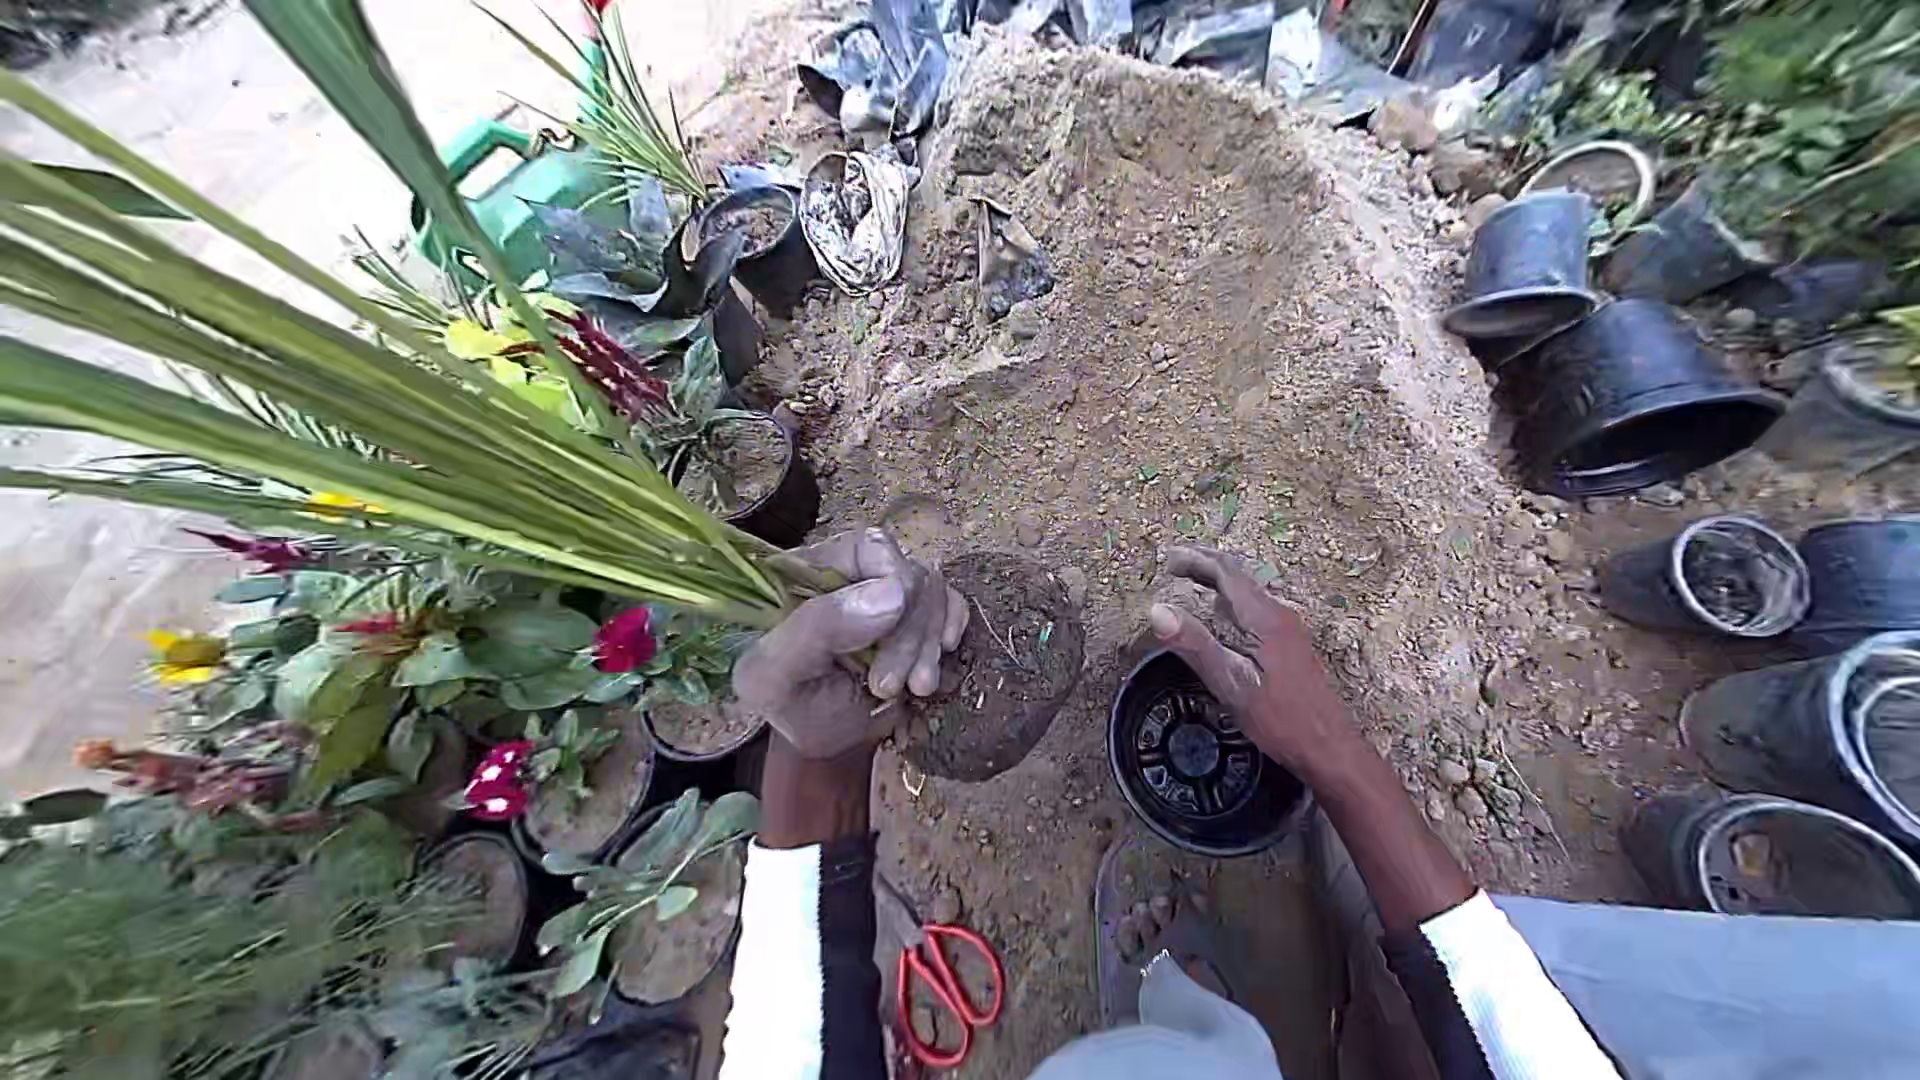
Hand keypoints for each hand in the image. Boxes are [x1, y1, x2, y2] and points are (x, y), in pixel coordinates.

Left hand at [734, 529, 967, 758]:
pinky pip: (951, 605)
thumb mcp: (776, 675)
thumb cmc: (790, 707)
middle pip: (908, 574)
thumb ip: (818, 628)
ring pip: (932, 593)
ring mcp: (890, 595)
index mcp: (811, 571)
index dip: (892, 579)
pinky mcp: (917, 618)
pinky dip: (951, 630)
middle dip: (907, 634)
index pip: (867, 547)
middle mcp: (855, 574)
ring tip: (913, 688)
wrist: (823, 744)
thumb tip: (893, 592)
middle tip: (887, 686)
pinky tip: (938, 661)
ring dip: (928, 644)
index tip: (887, 631)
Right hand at [1147, 546, 1360, 778]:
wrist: (1331, 750)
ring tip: (1189, 579)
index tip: (1168, 558)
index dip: (1196, 561)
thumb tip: (1157, 609)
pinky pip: (1253, 607)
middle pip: (1239, 577)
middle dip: (1205, 565)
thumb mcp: (1231, 682)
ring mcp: (1287, 630)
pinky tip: (1218, 612)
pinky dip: (1228, 598)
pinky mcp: (1288, 645)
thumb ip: (1194, 644)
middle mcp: (1279, 616)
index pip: (1227, 573)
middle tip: (1173, 564)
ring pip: (1247, 592)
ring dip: (1217, 580)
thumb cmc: (1282, 719)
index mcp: (1266, 618)